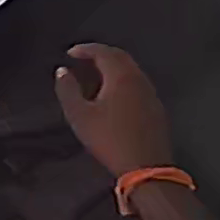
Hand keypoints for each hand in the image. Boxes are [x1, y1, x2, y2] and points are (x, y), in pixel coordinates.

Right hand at [55, 43, 173, 176]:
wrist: (147, 171)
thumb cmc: (109, 139)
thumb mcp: (79, 114)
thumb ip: (67, 88)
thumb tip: (63, 71)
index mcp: (122, 79)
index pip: (105, 53)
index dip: (86, 49)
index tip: (70, 53)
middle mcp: (140, 82)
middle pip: (122, 57)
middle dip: (100, 53)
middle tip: (82, 57)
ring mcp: (152, 96)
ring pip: (132, 70)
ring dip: (113, 65)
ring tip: (94, 72)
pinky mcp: (157, 110)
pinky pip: (138, 83)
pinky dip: (123, 78)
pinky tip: (112, 91)